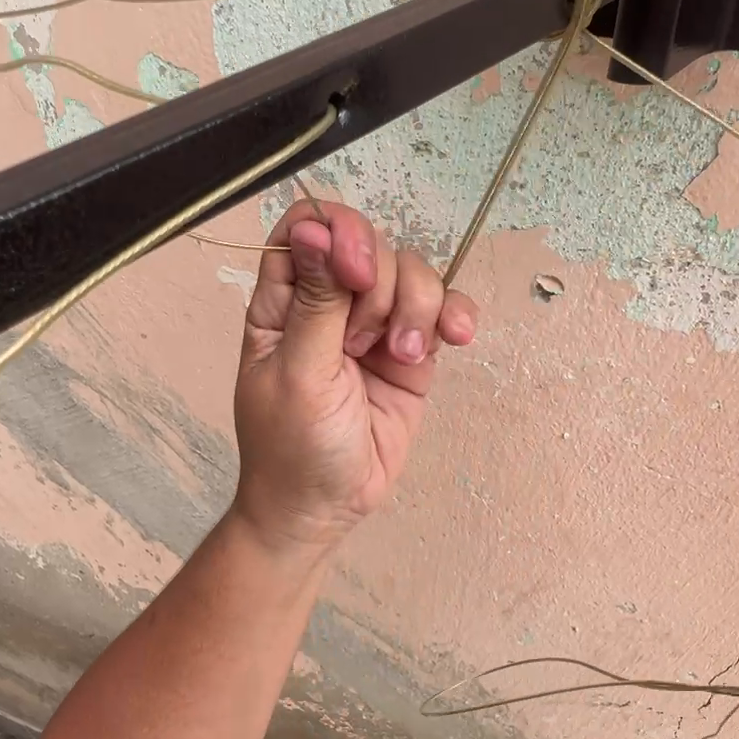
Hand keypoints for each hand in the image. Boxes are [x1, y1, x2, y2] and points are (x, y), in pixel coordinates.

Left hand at [230, 200, 477, 551]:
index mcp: (282, 304)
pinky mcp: (410, 354)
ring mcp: (372, 328)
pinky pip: (440, 312)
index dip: (336, 233)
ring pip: (410, 275)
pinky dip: (453, 315)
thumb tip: (314, 229)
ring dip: (417, 308)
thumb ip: (316, 302)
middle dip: (380, 285)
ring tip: (403, 358)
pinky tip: (457, 338)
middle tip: (366, 340)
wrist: (325, 508)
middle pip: (368, 247)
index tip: (356, 271)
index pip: (306, 231)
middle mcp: (328, 306)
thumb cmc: (293, 448)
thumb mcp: (300, 374)